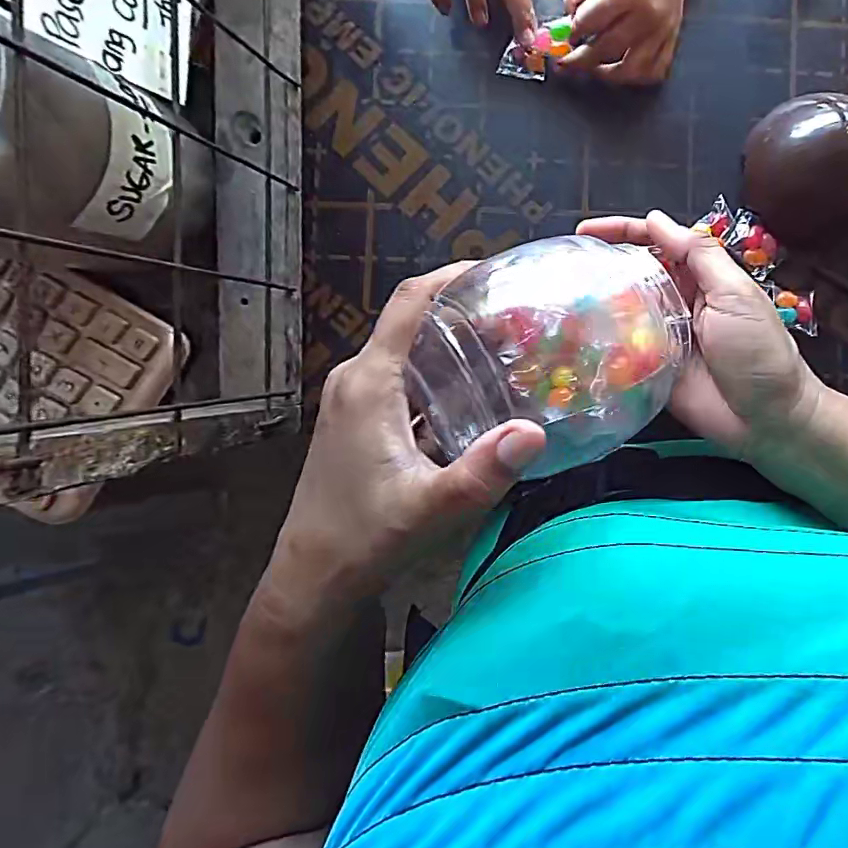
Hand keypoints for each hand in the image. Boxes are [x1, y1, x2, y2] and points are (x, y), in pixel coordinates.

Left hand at [274, 264, 545, 611]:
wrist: (313, 576)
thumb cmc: (363, 538)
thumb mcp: (430, 506)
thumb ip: (482, 471)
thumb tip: (534, 434)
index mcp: (369, 381)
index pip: (409, 302)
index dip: (451, 276)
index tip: (495, 271)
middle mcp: (357, 379)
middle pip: (413, 323)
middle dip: (465, 313)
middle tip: (519, 323)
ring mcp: (355, 399)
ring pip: (409, 353)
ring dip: (453, 346)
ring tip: (507, 353)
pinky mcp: (359, 420)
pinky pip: (404, 380)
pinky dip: (438, 376)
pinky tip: (473, 397)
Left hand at [558, 0, 690, 83]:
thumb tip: (565, 25)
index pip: (588, 23)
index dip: (572, 33)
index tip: (566, 37)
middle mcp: (645, 15)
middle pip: (606, 49)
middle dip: (581, 59)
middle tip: (567, 63)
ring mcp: (661, 30)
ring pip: (630, 69)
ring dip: (607, 75)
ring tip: (593, 70)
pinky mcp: (672, 38)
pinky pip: (654, 71)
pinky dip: (636, 77)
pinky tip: (621, 71)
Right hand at [576, 211, 820, 452]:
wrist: (767, 417)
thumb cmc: (759, 351)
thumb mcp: (735, 292)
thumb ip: (698, 254)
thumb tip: (657, 220)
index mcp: (699, 277)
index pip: (656, 243)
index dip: (622, 231)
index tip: (586, 229)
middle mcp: (676, 301)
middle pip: (632, 273)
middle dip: (601, 263)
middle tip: (565, 262)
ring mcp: (660, 335)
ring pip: (621, 309)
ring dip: (595, 301)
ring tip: (560, 295)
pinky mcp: (650, 367)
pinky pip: (620, 349)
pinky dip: (600, 341)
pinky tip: (574, 336)